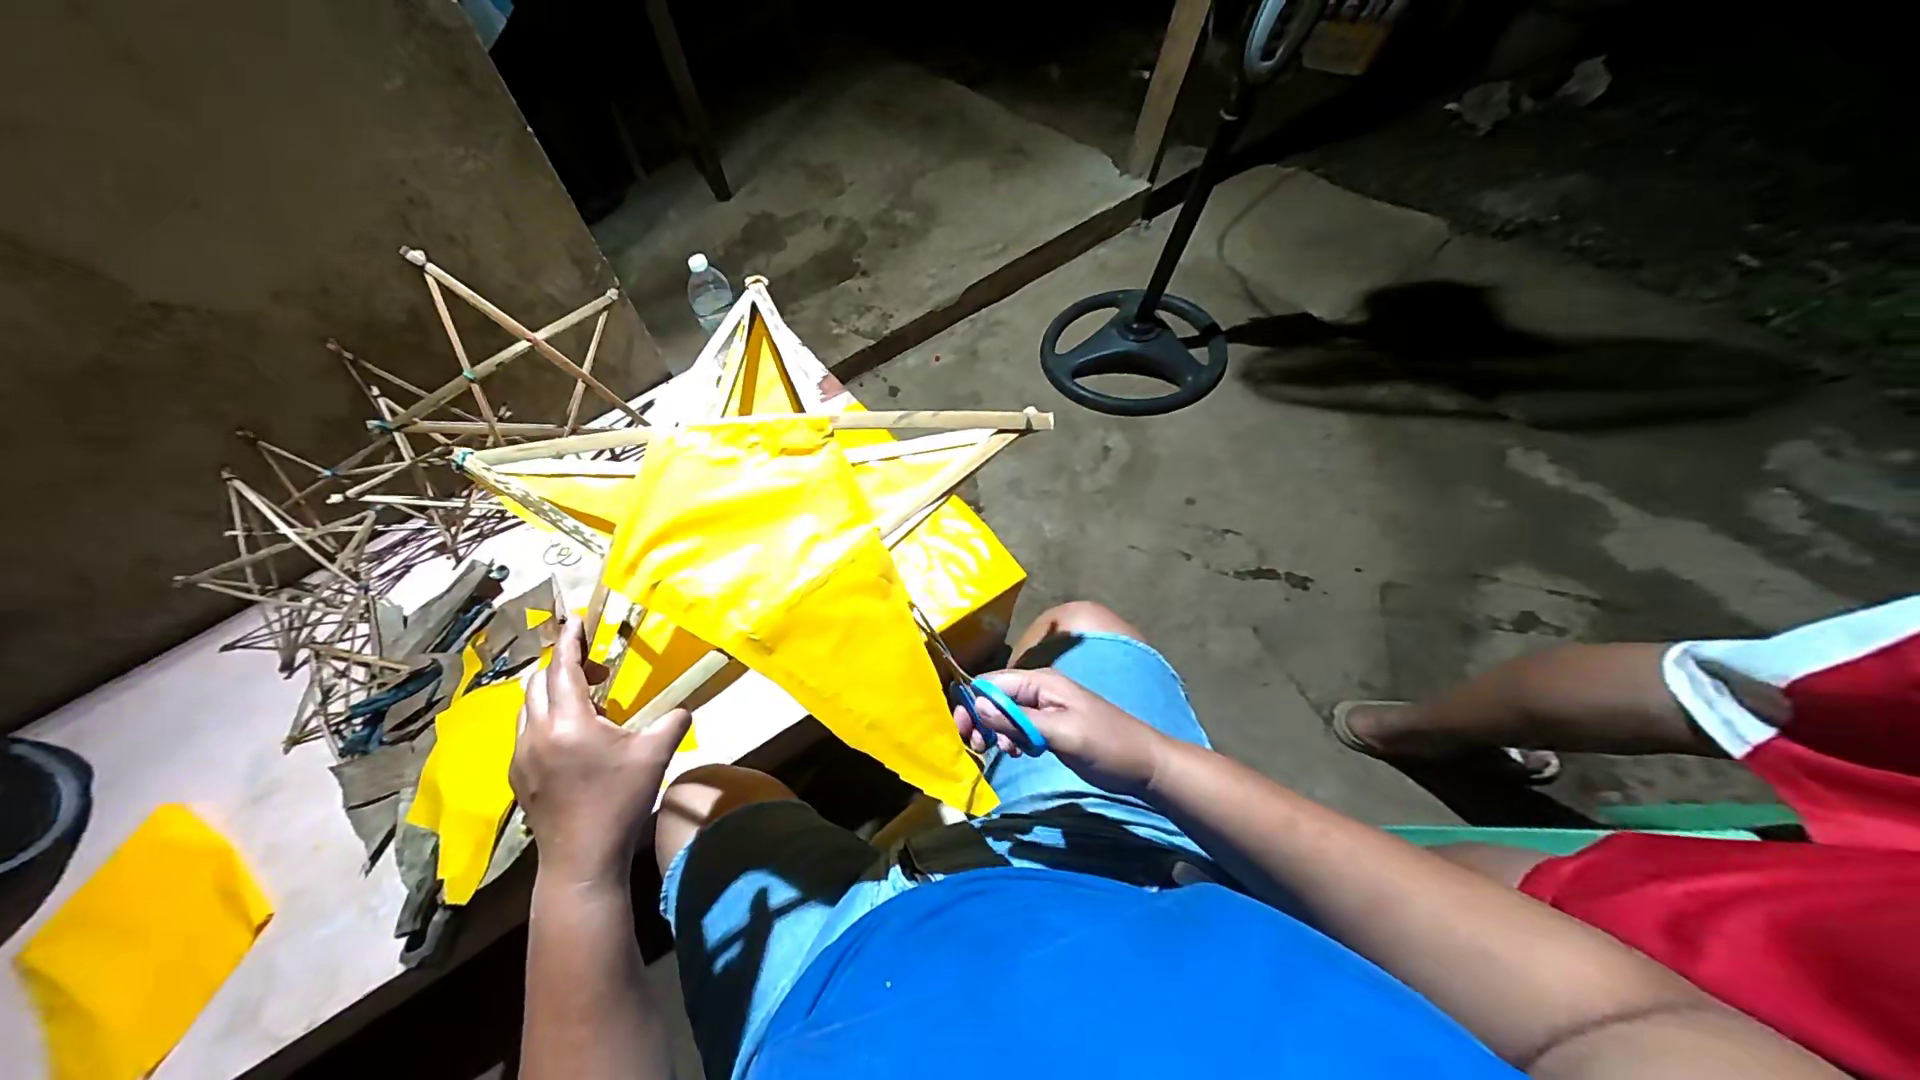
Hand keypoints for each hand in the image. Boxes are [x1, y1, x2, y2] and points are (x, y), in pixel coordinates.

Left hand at [511, 616, 692, 885]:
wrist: (582, 857)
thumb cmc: (620, 801)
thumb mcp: (655, 755)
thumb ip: (673, 721)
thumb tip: (683, 707)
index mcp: (568, 723)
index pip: (564, 669)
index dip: (571, 641)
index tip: (576, 620)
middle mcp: (535, 734)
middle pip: (539, 682)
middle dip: (566, 665)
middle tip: (598, 668)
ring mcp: (521, 756)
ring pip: (528, 706)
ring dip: (554, 692)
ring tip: (588, 699)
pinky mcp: (518, 775)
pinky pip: (526, 730)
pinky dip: (546, 716)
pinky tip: (573, 734)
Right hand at [955, 669, 1174, 798]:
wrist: (1144, 765)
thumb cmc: (1107, 745)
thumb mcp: (1062, 733)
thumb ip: (1020, 719)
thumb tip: (978, 705)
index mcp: (1042, 682)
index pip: (993, 683)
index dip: (973, 702)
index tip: (964, 730)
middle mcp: (1040, 690)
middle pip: (994, 697)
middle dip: (980, 719)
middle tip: (978, 746)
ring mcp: (1045, 709)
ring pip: (1004, 714)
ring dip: (995, 732)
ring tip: (1002, 753)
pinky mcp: (1049, 727)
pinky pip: (1018, 727)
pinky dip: (1010, 739)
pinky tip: (1017, 753)